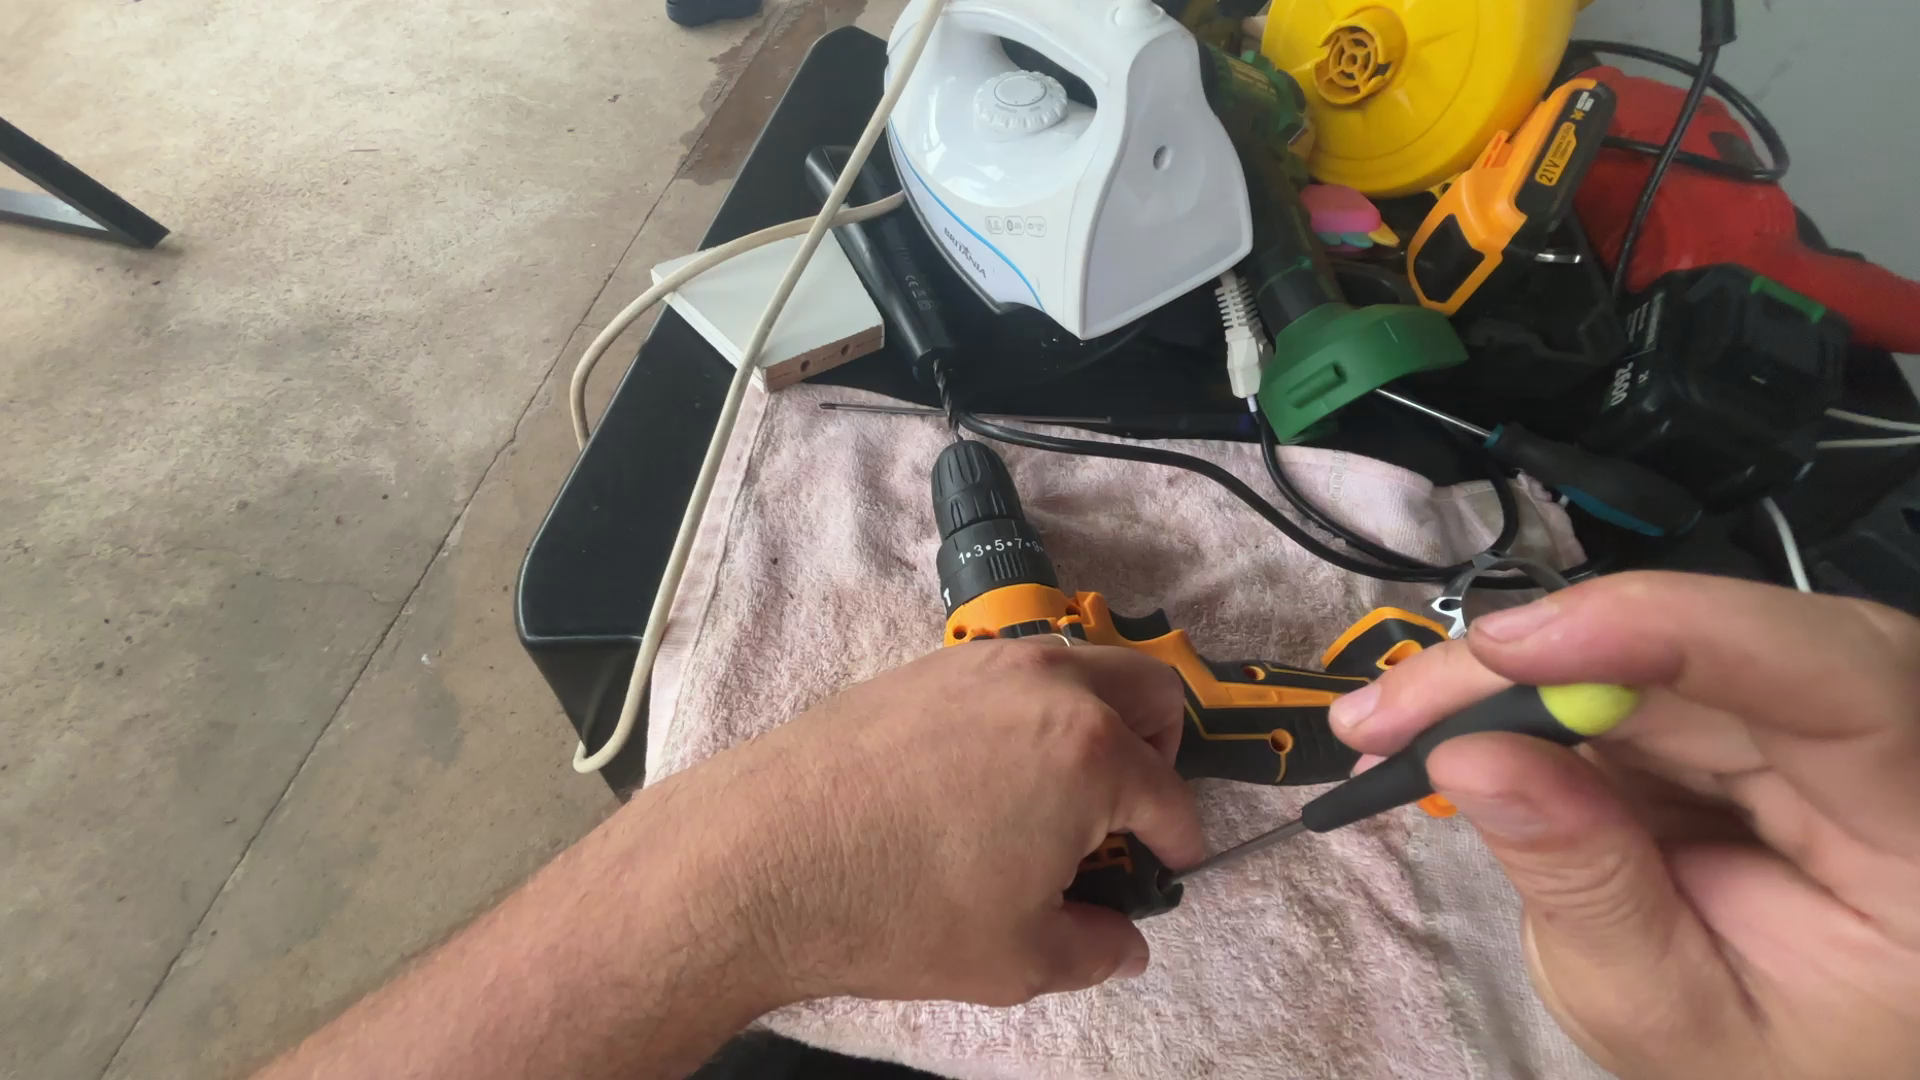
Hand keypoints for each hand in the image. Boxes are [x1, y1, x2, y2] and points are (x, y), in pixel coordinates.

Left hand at [665, 640, 1203, 1008]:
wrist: (769, 850)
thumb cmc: (903, 908)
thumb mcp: (1018, 956)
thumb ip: (1095, 948)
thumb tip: (1126, 942)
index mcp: (1090, 751)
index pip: (1171, 795)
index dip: (1180, 841)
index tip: (1168, 864)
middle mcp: (1052, 683)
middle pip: (1152, 692)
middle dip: (1160, 752)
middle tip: (1126, 810)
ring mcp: (991, 660)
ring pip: (1086, 667)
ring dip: (1102, 719)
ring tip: (1060, 785)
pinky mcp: (940, 659)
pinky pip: (1020, 669)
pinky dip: (1039, 706)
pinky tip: (993, 762)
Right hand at [1329, 572, 1919, 1078]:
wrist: (1778, 1058)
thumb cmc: (1756, 1061)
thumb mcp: (1657, 1005)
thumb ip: (1579, 884)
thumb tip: (1466, 756)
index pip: (1829, 677)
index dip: (1663, 629)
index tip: (1499, 646)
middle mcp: (1869, 747)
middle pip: (1677, 648)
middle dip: (1505, 672)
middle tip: (1381, 718)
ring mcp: (1776, 723)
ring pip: (1610, 649)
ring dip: (1477, 684)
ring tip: (1380, 730)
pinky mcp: (1703, 715)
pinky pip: (1583, 675)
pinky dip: (1489, 699)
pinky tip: (1423, 731)